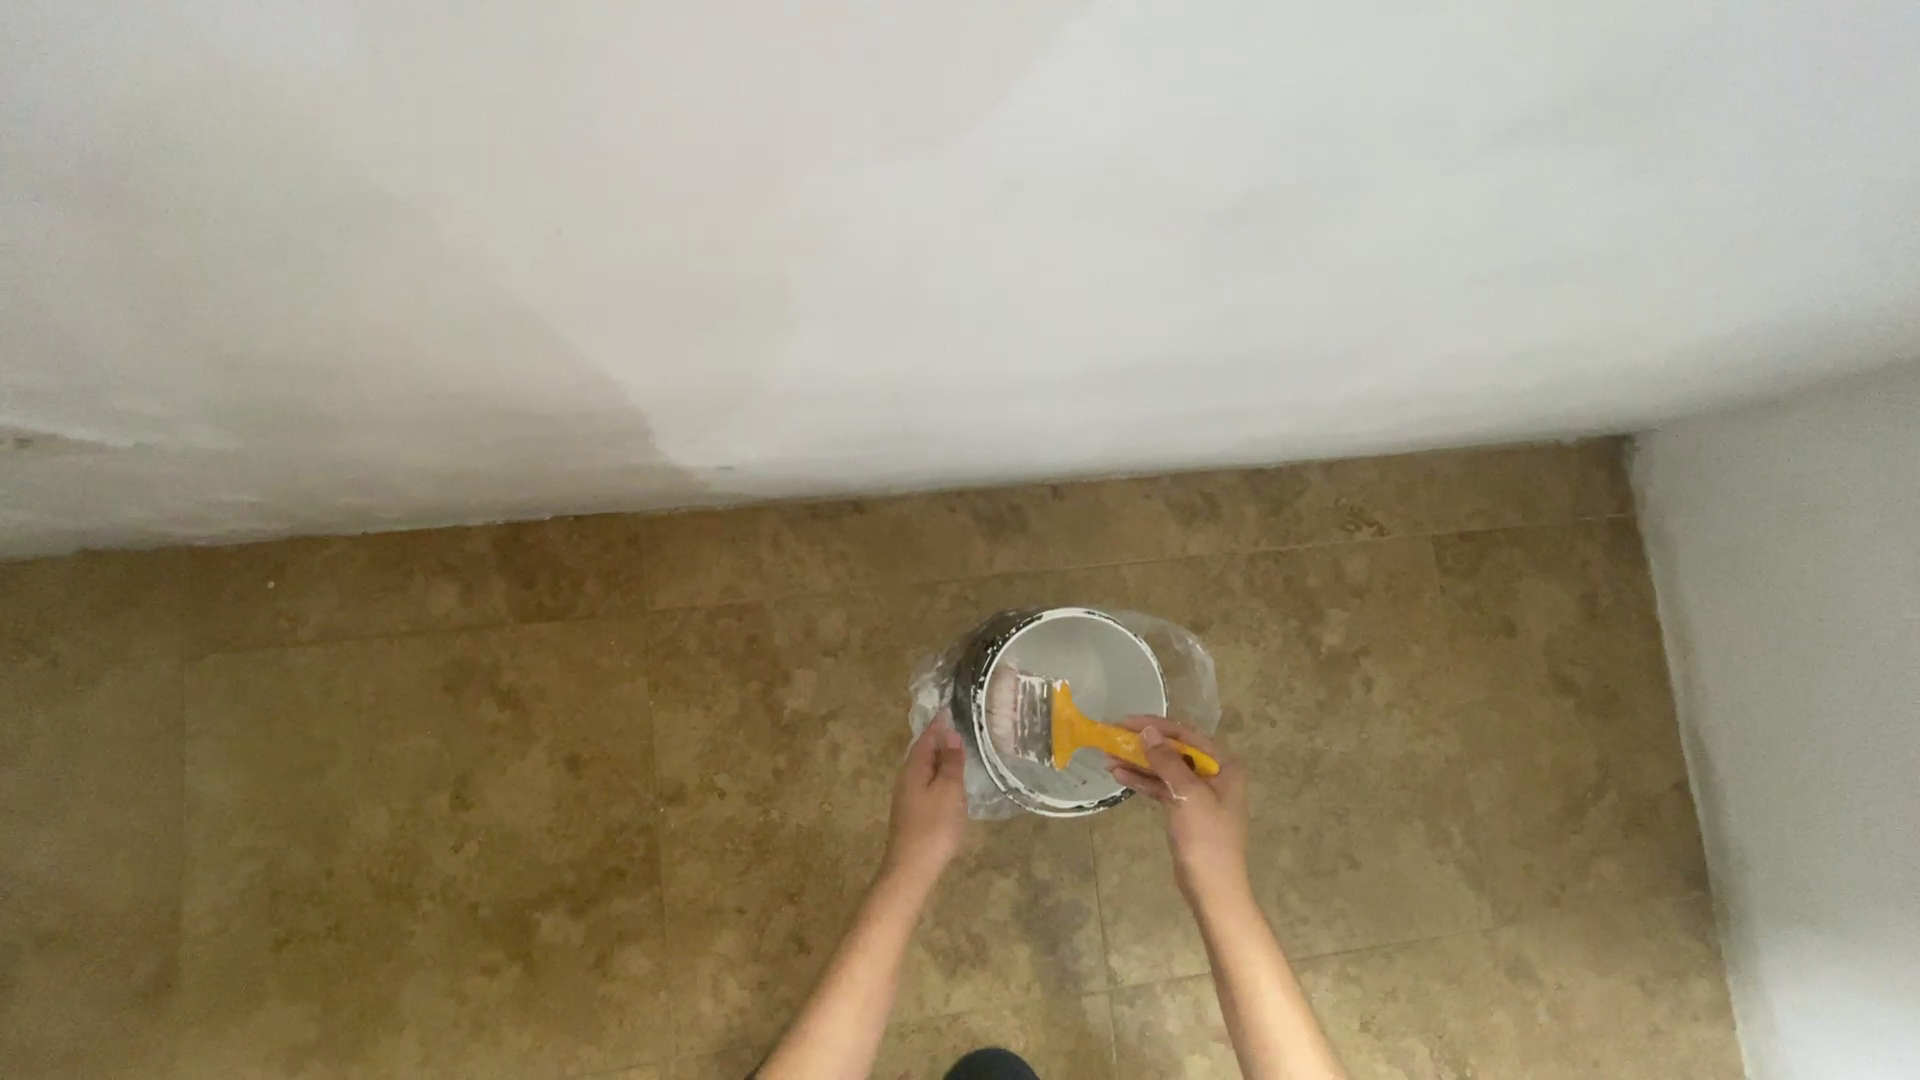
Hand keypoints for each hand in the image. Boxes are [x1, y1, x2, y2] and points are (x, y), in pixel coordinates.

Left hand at [883, 710, 969, 881]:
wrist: (911, 869)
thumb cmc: (934, 826)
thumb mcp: (949, 790)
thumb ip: (951, 763)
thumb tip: (951, 737)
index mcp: (914, 768)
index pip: (926, 737)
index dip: (938, 724)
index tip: (949, 709)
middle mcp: (906, 778)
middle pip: (923, 752)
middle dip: (938, 739)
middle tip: (956, 726)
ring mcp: (907, 797)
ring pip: (925, 769)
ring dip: (939, 758)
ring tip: (957, 751)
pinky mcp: (912, 813)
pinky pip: (926, 784)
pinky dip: (939, 776)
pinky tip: (950, 783)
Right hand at [1105, 716, 1248, 899]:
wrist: (1213, 888)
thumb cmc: (1206, 838)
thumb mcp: (1187, 795)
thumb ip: (1167, 761)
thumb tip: (1148, 731)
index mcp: (1223, 765)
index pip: (1185, 735)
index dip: (1155, 726)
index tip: (1125, 722)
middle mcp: (1213, 774)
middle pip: (1174, 750)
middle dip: (1143, 744)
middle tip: (1113, 737)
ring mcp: (1199, 792)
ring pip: (1164, 768)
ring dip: (1138, 762)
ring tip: (1108, 757)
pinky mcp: (1185, 808)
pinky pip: (1162, 787)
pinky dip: (1142, 781)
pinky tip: (1119, 775)